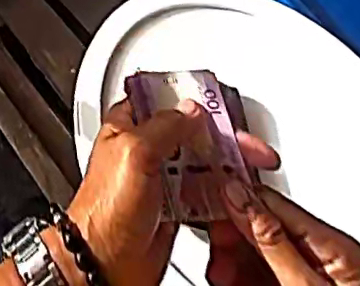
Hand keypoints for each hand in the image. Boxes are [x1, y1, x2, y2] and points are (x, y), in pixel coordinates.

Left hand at [67, 100, 283, 285]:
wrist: (107, 257)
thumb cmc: (106, 204)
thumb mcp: (135, 153)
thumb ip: (163, 129)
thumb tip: (189, 109)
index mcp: (126, 127)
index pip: (161, 102)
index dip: (191, 102)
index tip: (222, 107)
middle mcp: (142, 150)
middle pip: (188, 135)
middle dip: (222, 140)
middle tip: (252, 149)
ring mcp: (159, 180)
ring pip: (200, 166)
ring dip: (226, 170)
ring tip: (252, 174)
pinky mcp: (173, 209)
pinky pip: (204, 198)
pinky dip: (222, 199)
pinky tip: (237, 202)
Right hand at [207, 183, 359, 285]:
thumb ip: (270, 239)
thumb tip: (237, 191)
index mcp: (335, 249)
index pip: (267, 199)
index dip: (232, 205)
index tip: (208, 216)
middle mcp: (325, 256)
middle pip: (256, 223)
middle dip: (230, 240)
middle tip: (220, 264)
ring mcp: (313, 274)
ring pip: (252, 246)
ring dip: (230, 260)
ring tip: (225, 279)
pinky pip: (258, 267)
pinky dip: (239, 274)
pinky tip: (232, 283)